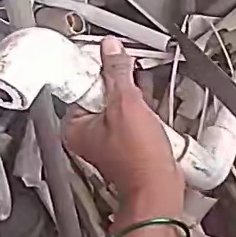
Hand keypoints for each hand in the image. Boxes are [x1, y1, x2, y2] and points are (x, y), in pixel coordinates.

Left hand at [66, 38, 182, 216]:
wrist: (161, 187)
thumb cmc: (138, 160)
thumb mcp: (126, 105)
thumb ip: (117, 72)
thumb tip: (111, 49)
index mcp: (75, 125)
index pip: (82, 83)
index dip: (99, 68)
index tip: (114, 58)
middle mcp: (89, 133)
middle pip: (103, 92)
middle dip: (122, 82)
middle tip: (134, 79)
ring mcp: (110, 139)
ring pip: (121, 104)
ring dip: (136, 96)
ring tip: (147, 97)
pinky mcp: (130, 143)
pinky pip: (135, 116)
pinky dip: (145, 109)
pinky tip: (154, 109)